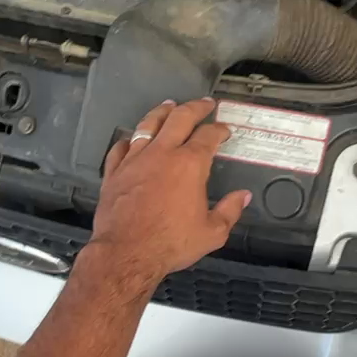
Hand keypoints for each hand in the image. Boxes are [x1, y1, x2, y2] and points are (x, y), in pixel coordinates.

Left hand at [87, 98, 251, 288]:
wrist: (127, 253)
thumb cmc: (170, 243)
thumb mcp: (211, 233)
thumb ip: (229, 211)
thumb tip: (242, 197)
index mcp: (189, 165)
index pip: (208, 136)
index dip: (219, 130)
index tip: (224, 131)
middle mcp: (162, 154)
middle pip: (179, 118)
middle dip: (195, 107)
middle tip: (204, 104)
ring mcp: (134, 160)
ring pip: (148, 125)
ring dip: (161, 112)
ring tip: (169, 105)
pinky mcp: (114, 172)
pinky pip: (120, 147)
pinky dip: (128, 140)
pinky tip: (131, 139)